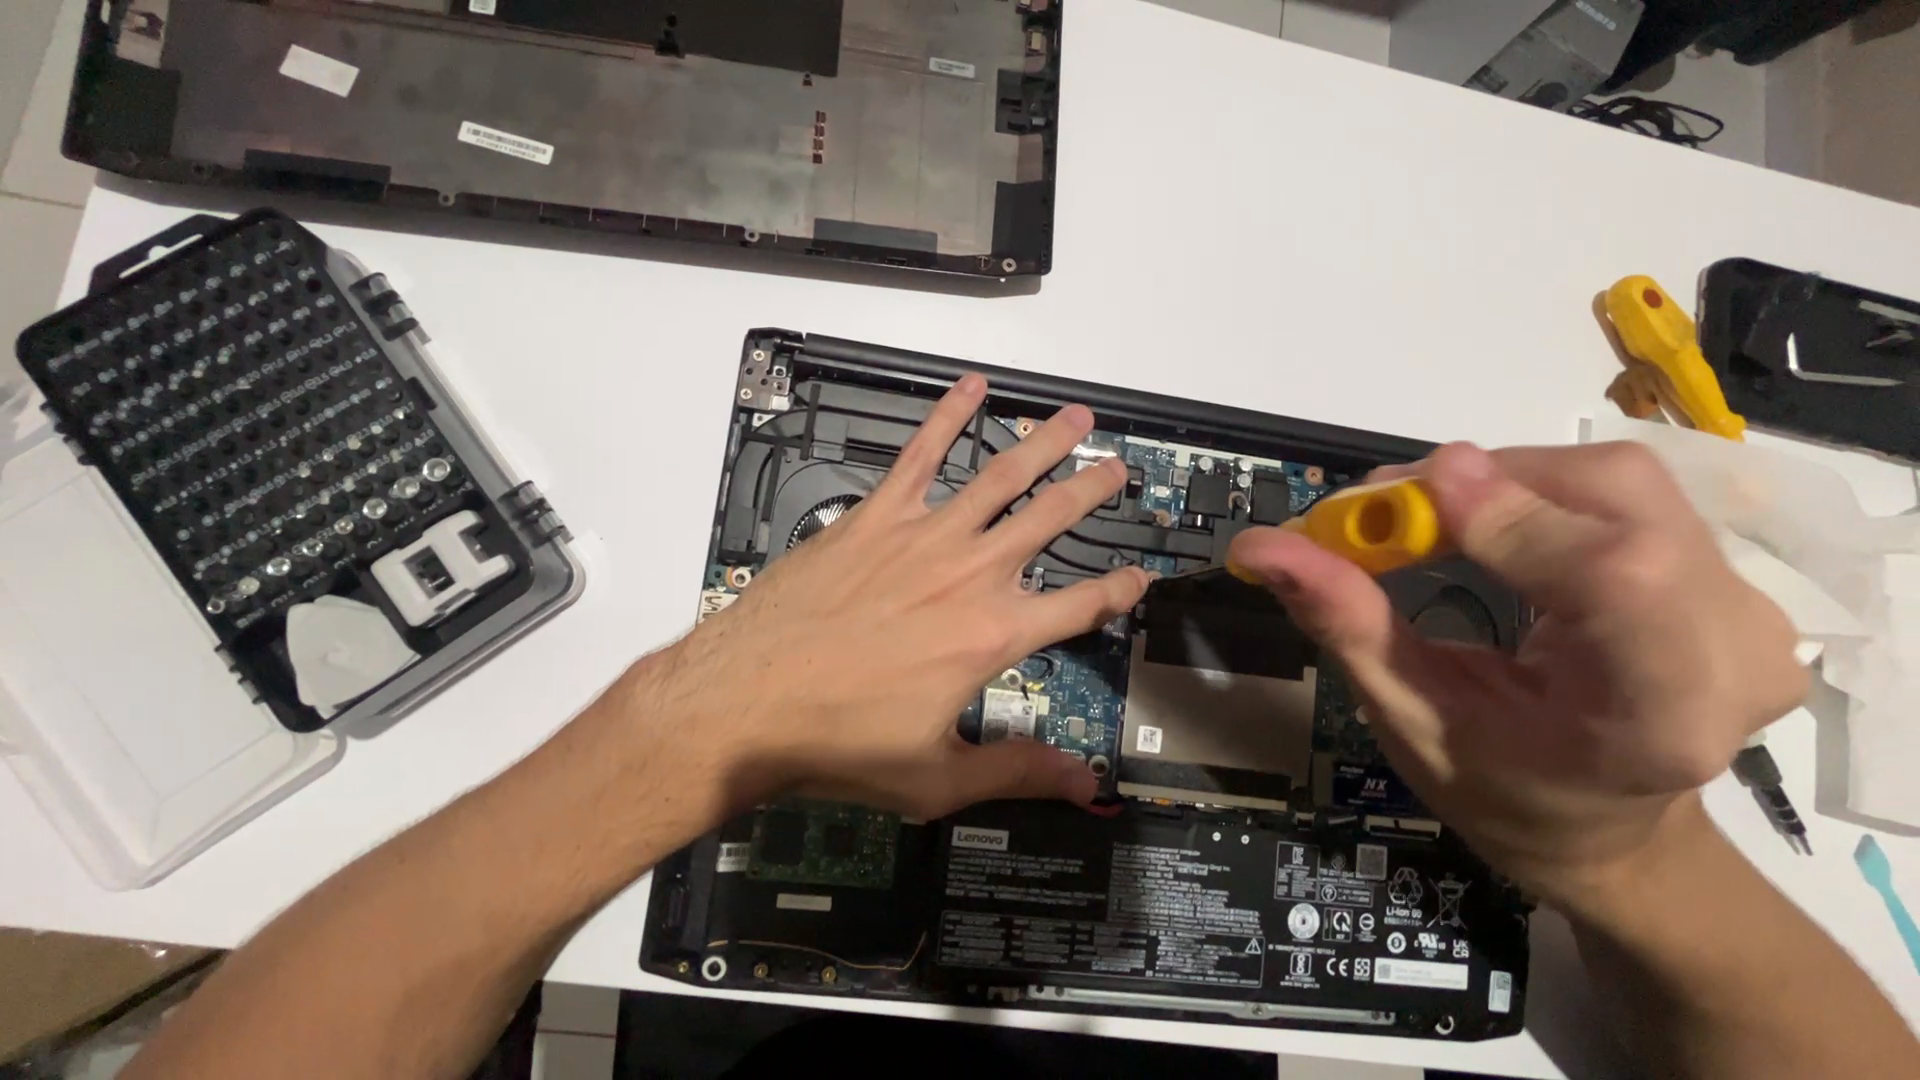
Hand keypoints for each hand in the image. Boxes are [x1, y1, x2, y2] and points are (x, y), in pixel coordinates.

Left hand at [611, 375, 1149, 819]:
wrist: (746, 703)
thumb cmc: (839, 744)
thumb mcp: (936, 777)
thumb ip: (1017, 770)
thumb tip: (1085, 784)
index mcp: (992, 636)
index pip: (1079, 607)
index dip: (1118, 592)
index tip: (1139, 577)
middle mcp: (968, 575)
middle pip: (1049, 520)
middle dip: (1092, 491)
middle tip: (1119, 469)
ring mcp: (922, 537)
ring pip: (999, 477)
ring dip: (1043, 444)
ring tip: (1076, 419)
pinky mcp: (874, 517)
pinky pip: (920, 454)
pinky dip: (947, 416)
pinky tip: (971, 387)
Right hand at [1228, 441, 1807, 902]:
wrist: (1608, 826)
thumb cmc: (1501, 790)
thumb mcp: (1407, 719)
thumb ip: (1343, 624)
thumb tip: (1256, 546)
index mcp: (1658, 713)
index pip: (1617, 581)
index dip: (1514, 518)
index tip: (1406, 490)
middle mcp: (1733, 646)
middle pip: (1616, 499)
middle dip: (1482, 484)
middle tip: (1382, 511)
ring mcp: (1747, 602)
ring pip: (1615, 481)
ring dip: (1500, 482)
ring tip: (1424, 523)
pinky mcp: (1730, 572)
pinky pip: (1619, 493)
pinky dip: (1531, 491)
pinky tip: (1486, 527)